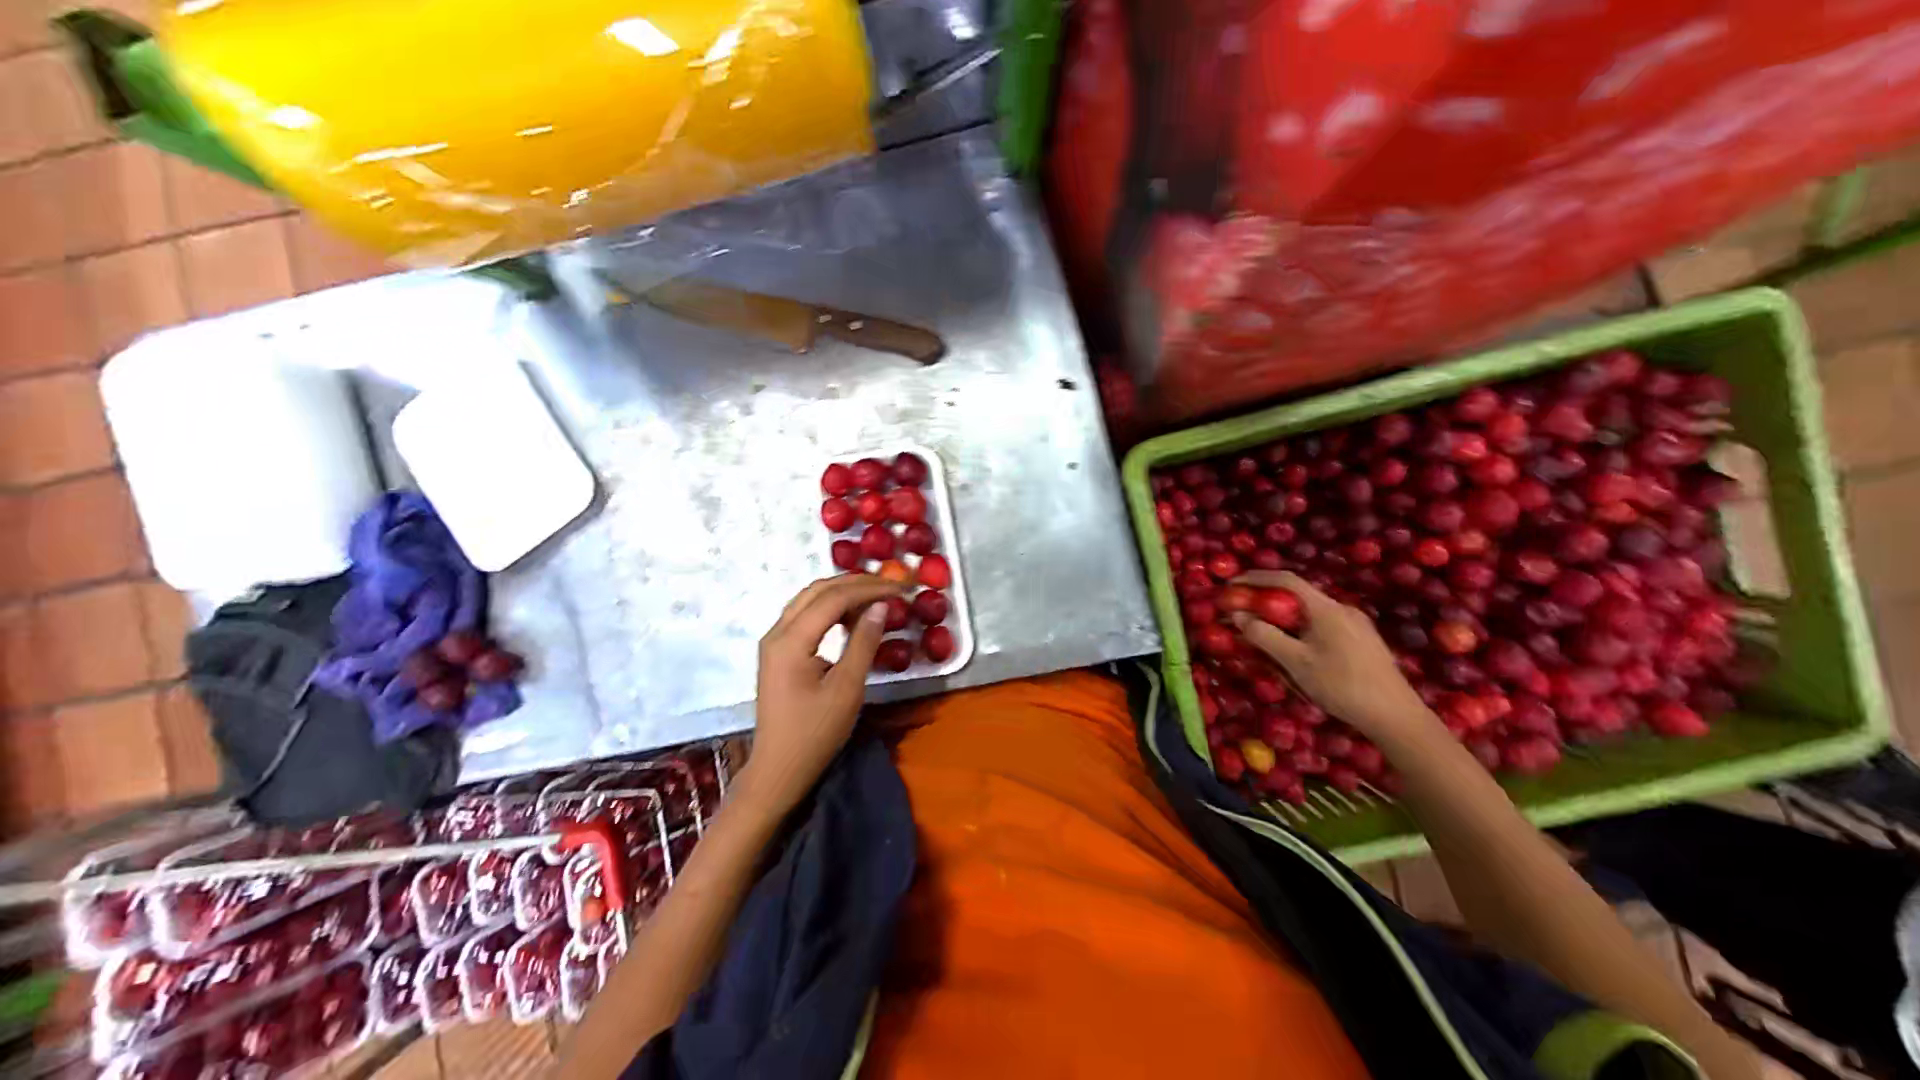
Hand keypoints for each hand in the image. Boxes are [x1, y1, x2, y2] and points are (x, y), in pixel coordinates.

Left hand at [741, 574, 907, 809]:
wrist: (779, 769)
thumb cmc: (815, 733)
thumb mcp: (847, 689)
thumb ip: (864, 643)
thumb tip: (881, 607)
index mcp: (791, 640)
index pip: (834, 598)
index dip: (870, 588)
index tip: (901, 589)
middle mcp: (777, 632)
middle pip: (818, 590)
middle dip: (856, 583)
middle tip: (892, 585)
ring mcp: (774, 641)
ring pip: (809, 600)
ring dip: (843, 592)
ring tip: (877, 596)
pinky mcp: (778, 652)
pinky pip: (805, 615)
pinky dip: (830, 608)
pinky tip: (852, 616)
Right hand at [1229, 571, 1437, 745]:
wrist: (1395, 716)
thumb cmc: (1342, 685)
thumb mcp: (1296, 662)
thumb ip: (1265, 636)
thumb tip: (1240, 616)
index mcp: (1326, 609)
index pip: (1286, 580)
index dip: (1256, 578)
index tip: (1232, 585)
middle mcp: (1342, 609)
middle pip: (1298, 597)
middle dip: (1267, 602)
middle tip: (1243, 615)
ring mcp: (1355, 625)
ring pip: (1310, 614)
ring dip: (1284, 620)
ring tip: (1265, 638)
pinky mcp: (1362, 642)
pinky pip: (1323, 627)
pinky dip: (1300, 631)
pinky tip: (1295, 652)